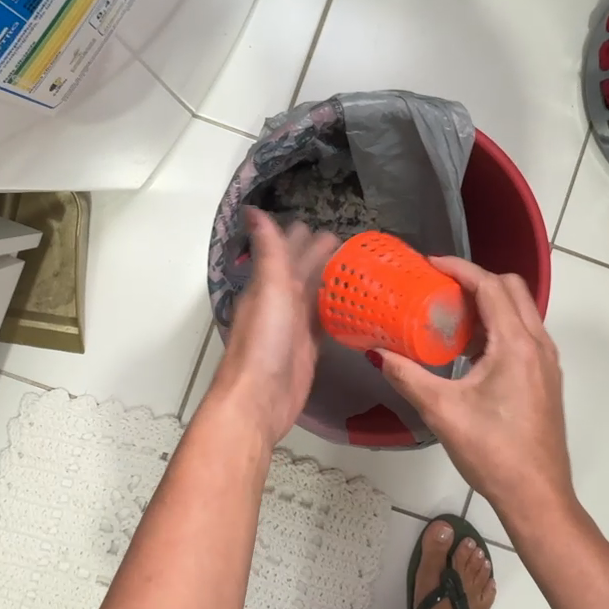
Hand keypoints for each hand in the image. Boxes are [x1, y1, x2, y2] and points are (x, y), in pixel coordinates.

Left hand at [205, 208, 341, 444]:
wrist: (259, 399)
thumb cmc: (263, 342)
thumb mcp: (269, 289)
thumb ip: (269, 250)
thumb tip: (252, 209)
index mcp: (269, 284)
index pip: (288, 252)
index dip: (304, 237)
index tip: (326, 224)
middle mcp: (281, 302)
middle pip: (304, 272)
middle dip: (321, 256)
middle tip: (348, 242)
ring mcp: (295, 327)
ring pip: (315, 296)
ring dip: (331, 282)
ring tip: (355, 269)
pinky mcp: (309, 349)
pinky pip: (325, 323)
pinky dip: (337, 312)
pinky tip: (354, 307)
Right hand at [371, 258, 572, 521]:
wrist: (538, 497)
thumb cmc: (492, 451)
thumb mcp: (442, 411)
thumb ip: (407, 376)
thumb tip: (376, 353)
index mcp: (516, 344)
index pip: (490, 286)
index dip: (459, 268)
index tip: (429, 264)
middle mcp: (537, 344)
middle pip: (511, 288)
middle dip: (476, 280)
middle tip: (439, 287)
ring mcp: (546, 361)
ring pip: (521, 310)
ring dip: (489, 302)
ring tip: (450, 315)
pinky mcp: (546, 378)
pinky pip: (523, 332)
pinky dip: (499, 324)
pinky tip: (470, 350)